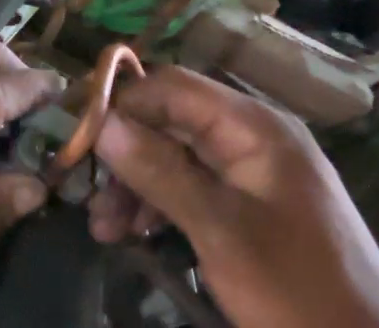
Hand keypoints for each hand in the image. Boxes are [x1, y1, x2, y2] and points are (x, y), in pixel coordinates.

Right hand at [87, 66, 378, 327]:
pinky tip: (133, 234)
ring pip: (175, 157)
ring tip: (104, 228)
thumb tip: (101, 122)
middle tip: (88, 195)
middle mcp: (252, 137)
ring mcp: (254, 173)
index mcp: (254, 127)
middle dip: (124, 155)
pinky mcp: (252, 208)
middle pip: (169, 122)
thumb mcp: (220, 231)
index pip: (170, 86)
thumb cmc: (298, 290)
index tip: (80, 139)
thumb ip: (159, 171)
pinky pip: (193, 187)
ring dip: (136, 186)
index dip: (121, 104)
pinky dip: (159, 205)